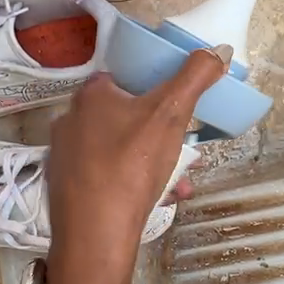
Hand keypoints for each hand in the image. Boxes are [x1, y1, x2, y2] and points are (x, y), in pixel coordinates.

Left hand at [43, 48, 226, 283]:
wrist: (96, 233)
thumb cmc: (132, 164)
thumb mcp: (172, 113)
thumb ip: (195, 77)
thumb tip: (218, 50)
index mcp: (90, 95)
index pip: (125, 79)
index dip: (154, 89)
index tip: (176, 106)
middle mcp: (70, 120)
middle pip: (127, 116)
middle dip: (161, 134)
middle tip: (185, 150)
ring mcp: (65, 157)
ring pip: (122, 149)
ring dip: (156, 162)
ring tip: (180, 181)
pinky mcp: (67, 188)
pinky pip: (110, 176)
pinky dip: (137, 183)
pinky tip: (161, 198)